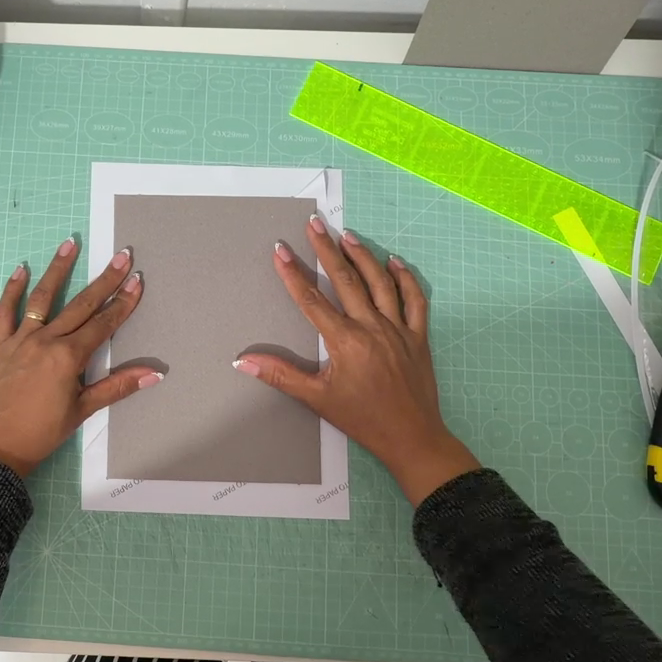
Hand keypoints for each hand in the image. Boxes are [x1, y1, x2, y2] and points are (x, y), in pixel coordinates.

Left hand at [0, 237, 159, 476]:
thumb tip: (154, 375)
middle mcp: (45, 340)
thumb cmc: (42, 433)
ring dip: (58, 270)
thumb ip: (117, 387)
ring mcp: (20, 340)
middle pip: (80, 305)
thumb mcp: (83, 410)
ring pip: (42, 298)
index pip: (103, 324)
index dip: (123, 303)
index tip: (137, 281)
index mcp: (68, 357)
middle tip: (121, 256)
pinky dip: (12, 290)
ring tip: (70, 244)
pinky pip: (5, 312)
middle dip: (103, 280)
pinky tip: (21, 269)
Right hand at [233, 214, 478, 505]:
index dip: (293, 273)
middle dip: (327, 249)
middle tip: (315, 224)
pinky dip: (405, 277)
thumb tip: (244, 361)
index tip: (280, 250)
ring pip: (380, 282)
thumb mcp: (316, 399)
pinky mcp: (418, 336)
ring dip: (362, 256)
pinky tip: (393, 261)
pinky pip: (415, 299)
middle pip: (345, 280)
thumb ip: (281, 375)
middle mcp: (372, 328)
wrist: (412, 438)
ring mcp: (398, 329)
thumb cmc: (362, 420)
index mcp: (345, 342)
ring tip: (346, 235)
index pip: (312, 300)